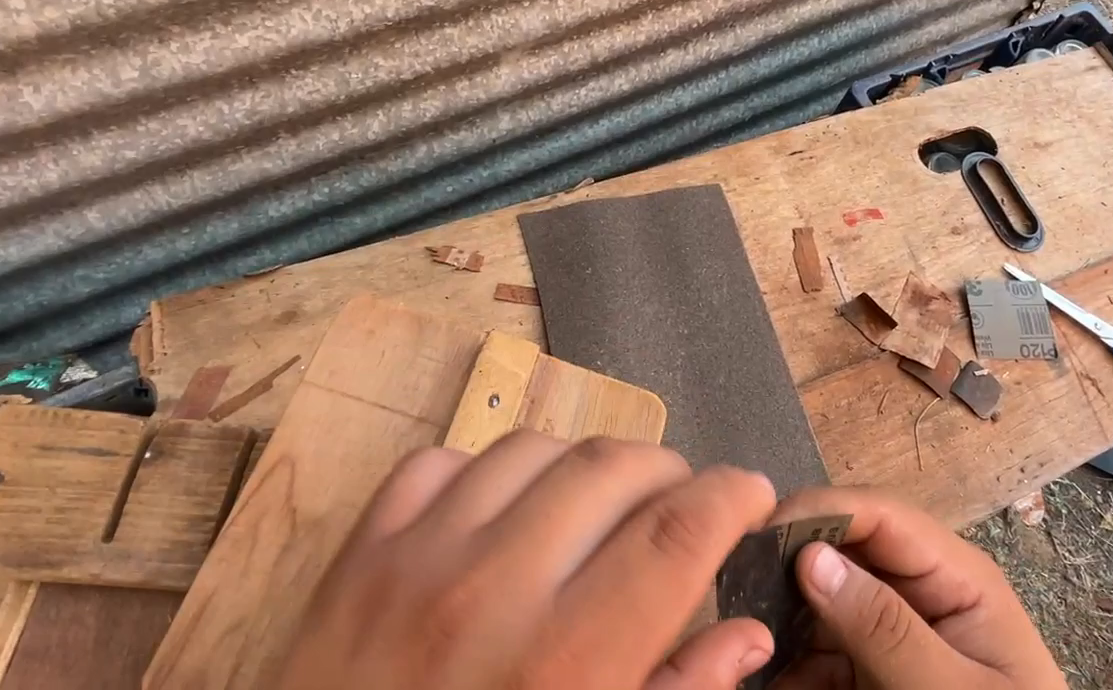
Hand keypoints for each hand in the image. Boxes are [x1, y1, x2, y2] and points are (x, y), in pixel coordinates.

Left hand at [276, 432, 777, 689]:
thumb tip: (747, 634)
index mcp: (564, 665)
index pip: (674, 534)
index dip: (730, 496)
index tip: (751, 492)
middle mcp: (491, 592)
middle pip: (612, 467)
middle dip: (666, 470)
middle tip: (676, 502)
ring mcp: (415, 559)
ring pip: (533, 448)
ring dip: (580, 466)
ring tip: (591, 506)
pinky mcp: (361, 550)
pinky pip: (443, 460)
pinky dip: (487, 471)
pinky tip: (500, 512)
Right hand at [770, 488, 1064, 688]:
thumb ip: (888, 629)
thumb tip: (811, 556)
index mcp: (954, 574)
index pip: (878, 514)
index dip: (818, 511)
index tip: (759, 536)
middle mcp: (915, 588)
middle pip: (840, 550)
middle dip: (787, 565)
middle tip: (739, 592)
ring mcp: (888, 628)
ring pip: (816, 598)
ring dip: (778, 617)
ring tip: (744, 640)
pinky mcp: (867, 665)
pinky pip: (815, 646)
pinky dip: (785, 660)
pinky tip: (760, 672)